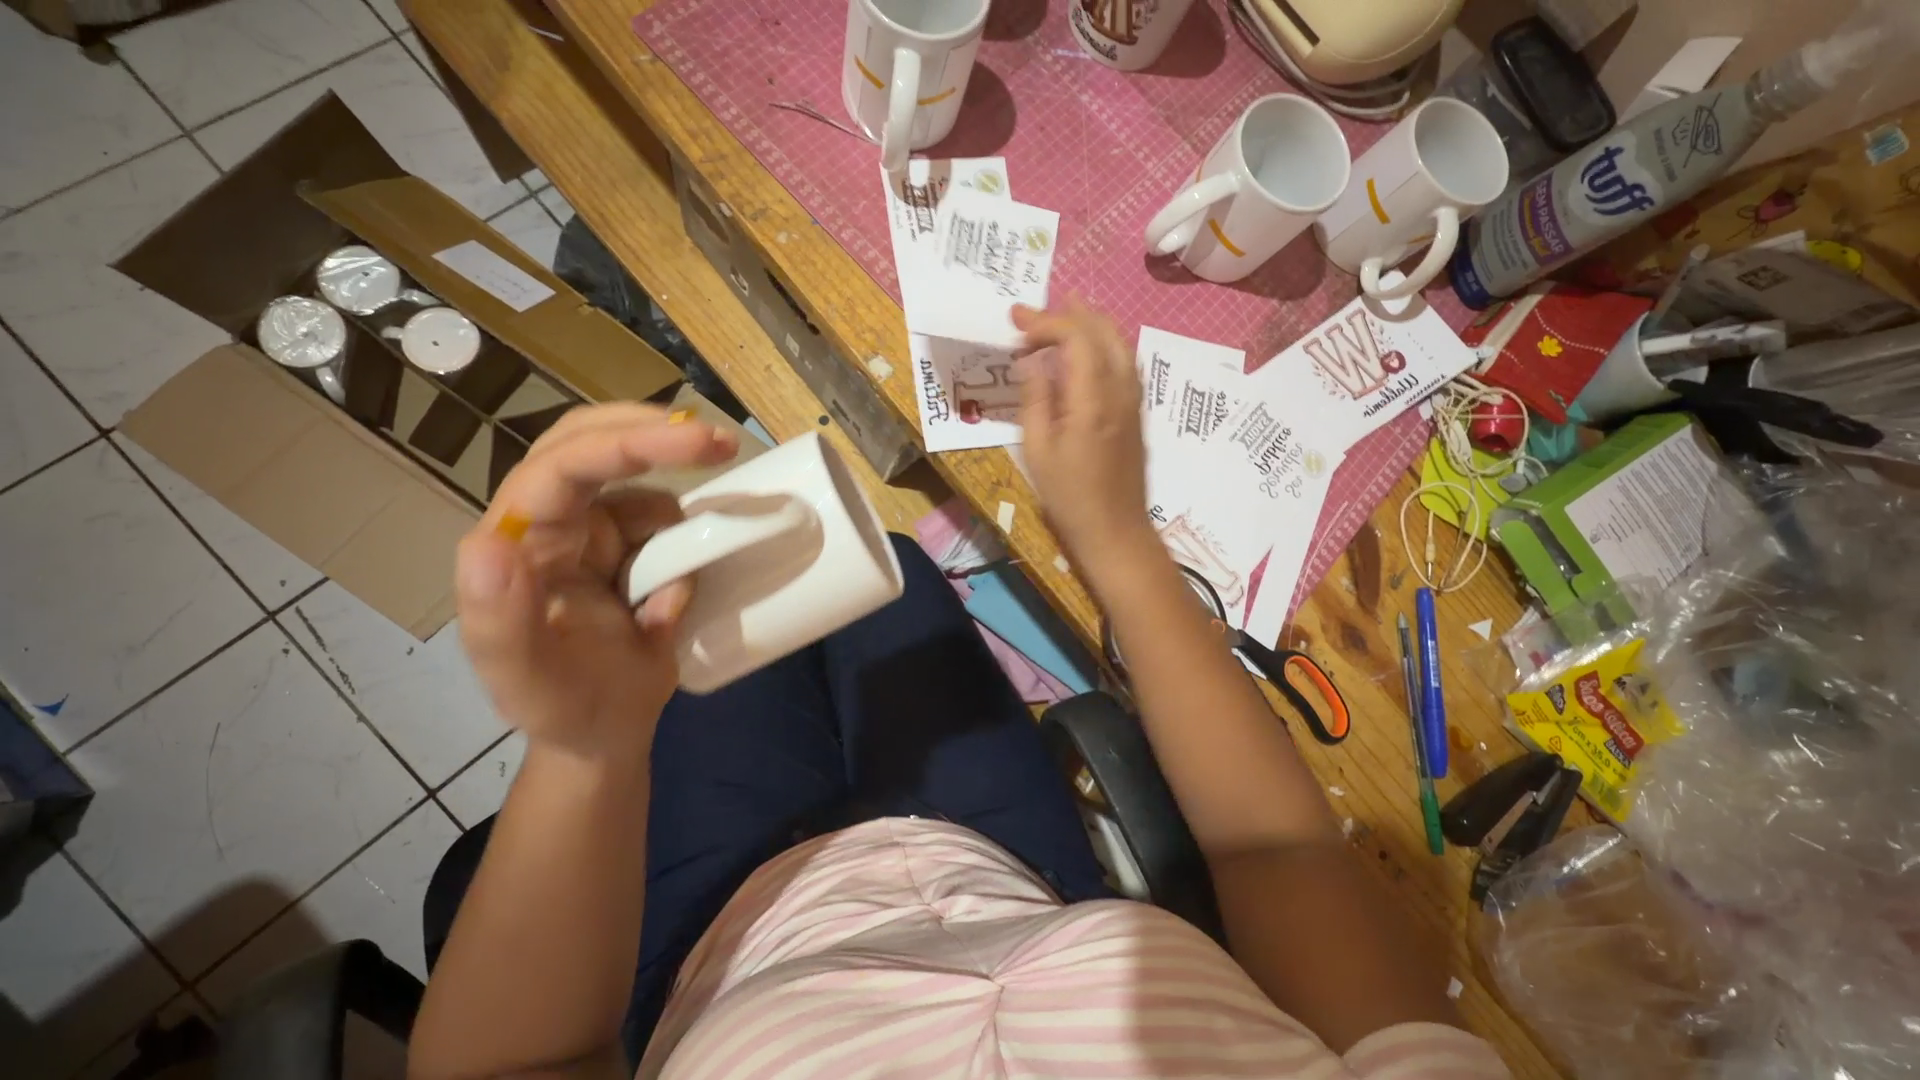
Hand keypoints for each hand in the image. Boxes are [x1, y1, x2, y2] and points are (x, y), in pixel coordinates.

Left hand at [455, 404, 738, 758]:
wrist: (605, 732)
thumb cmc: (561, 708)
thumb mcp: (525, 681)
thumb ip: (501, 620)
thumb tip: (488, 544)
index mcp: (519, 542)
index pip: (562, 467)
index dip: (628, 444)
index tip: (696, 443)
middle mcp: (551, 523)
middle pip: (592, 440)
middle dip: (656, 432)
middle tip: (720, 442)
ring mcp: (592, 530)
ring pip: (637, 475)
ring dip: (675, 497)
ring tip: (683, 564)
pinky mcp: (628, 545)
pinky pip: (666, 519)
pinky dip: (687, 541)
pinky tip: (672, 600)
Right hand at [1013, 300, 1157, 580]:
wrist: (1116, 531)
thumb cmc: (1069, 497)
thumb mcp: (1038, 451)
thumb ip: (1036, 399)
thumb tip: (1031, 361)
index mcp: (1093, 399)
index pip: (1075, 338)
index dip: (1046, 322)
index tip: (1016, 322)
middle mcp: (1120, 391)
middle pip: (1103, 331)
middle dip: (1068, 314)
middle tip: (1033, 315)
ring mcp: (1134, 401)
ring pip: (1119, 344)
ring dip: (1090, 324)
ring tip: (1062, 316)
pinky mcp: (1136, 413)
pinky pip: (1125, 363)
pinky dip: (1104, 344)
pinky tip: (1086, 352)